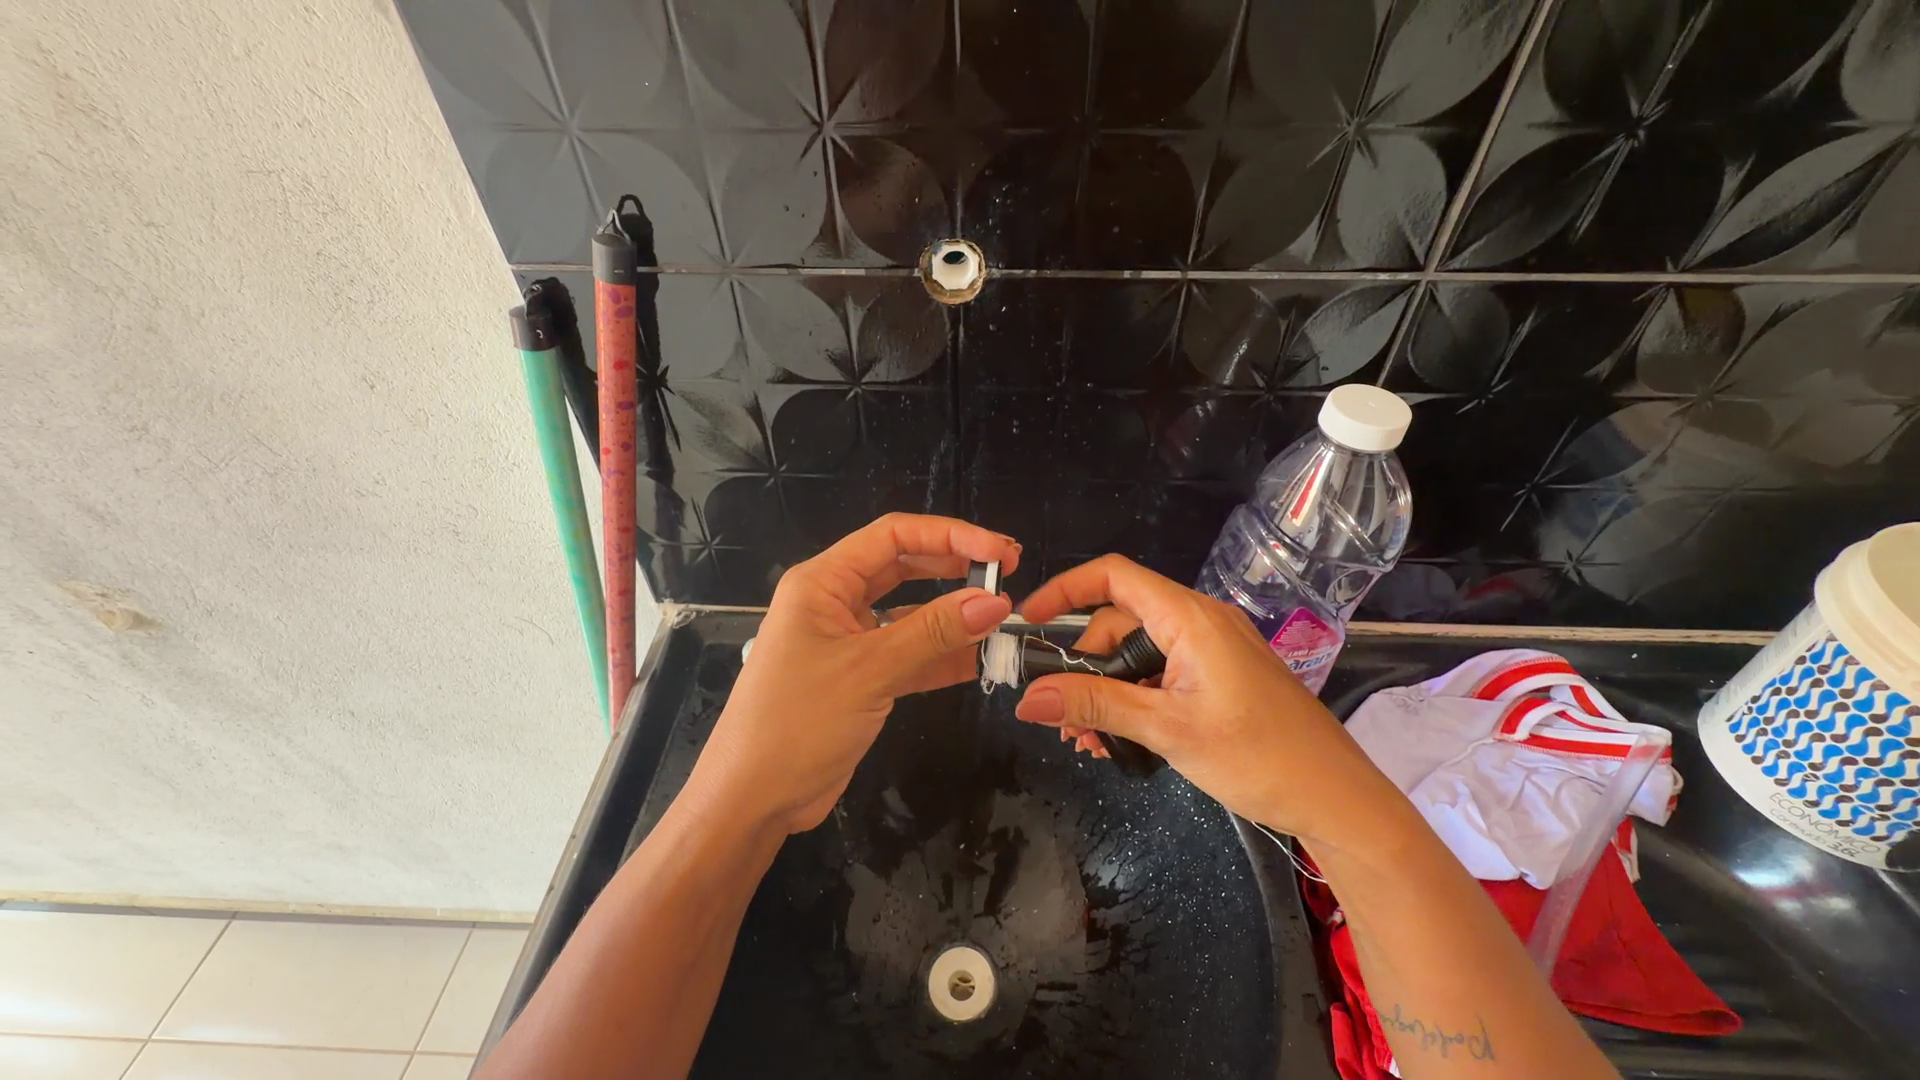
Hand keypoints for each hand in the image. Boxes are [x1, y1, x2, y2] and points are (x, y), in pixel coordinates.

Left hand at [691, 514, 1017, 834]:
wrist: (752, 800)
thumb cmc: (796, 723)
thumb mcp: (868, 671)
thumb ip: (933, 633)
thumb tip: (995, 602)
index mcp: (823, 582)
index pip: (893, 536)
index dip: (951, 536)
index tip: (1000, 553)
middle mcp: (835, 602)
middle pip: (904, 566)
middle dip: (956, 567)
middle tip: (1009, 573)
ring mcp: (849, 641)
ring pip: (911, 612)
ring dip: (954, 615)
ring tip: (1002, 617)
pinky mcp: (861, 678)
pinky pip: (911, 654)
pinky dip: (944, 656)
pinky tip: (981, 659)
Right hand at [1013, 555, 1401, 848]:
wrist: (1337, 799)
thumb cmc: (1256, 756)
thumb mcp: (1166, 729)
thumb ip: (1094, 705)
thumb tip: (1027, 698)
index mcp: (1189, 618)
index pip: (1113, 576)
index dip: (1064, 590)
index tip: (1027, 623)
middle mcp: (1199, 621)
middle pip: (1118, 622)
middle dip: (1082, 665)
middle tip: (1063, 719)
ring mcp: (1212, 649)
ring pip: (1137, 653)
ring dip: (1105, 690)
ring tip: (1088, 742)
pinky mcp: (1221, 676)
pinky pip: (1161, 672)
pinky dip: (1134, 699)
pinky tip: (1119, 740)